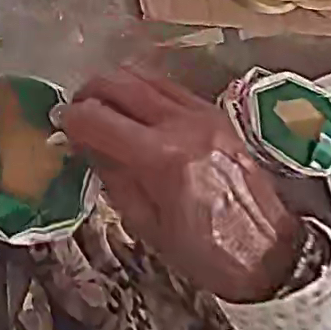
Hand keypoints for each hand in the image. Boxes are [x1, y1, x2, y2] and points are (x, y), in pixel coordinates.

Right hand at [58, 65, 301, 301]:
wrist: (270, 253)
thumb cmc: (203, 252)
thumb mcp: (145, 225)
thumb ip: (112, 175)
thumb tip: (84, 143)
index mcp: (162, 159)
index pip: (99, 120)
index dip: (72, 119)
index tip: (60, 125)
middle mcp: (181, 124)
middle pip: (118, 84)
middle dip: (88, 93)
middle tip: (77, 112)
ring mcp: (201, 113)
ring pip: (143, 76)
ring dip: (114, 86)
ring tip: (103, 107)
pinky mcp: (215, 112)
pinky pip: (168, 85)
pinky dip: (143, 88)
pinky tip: (135, 107)